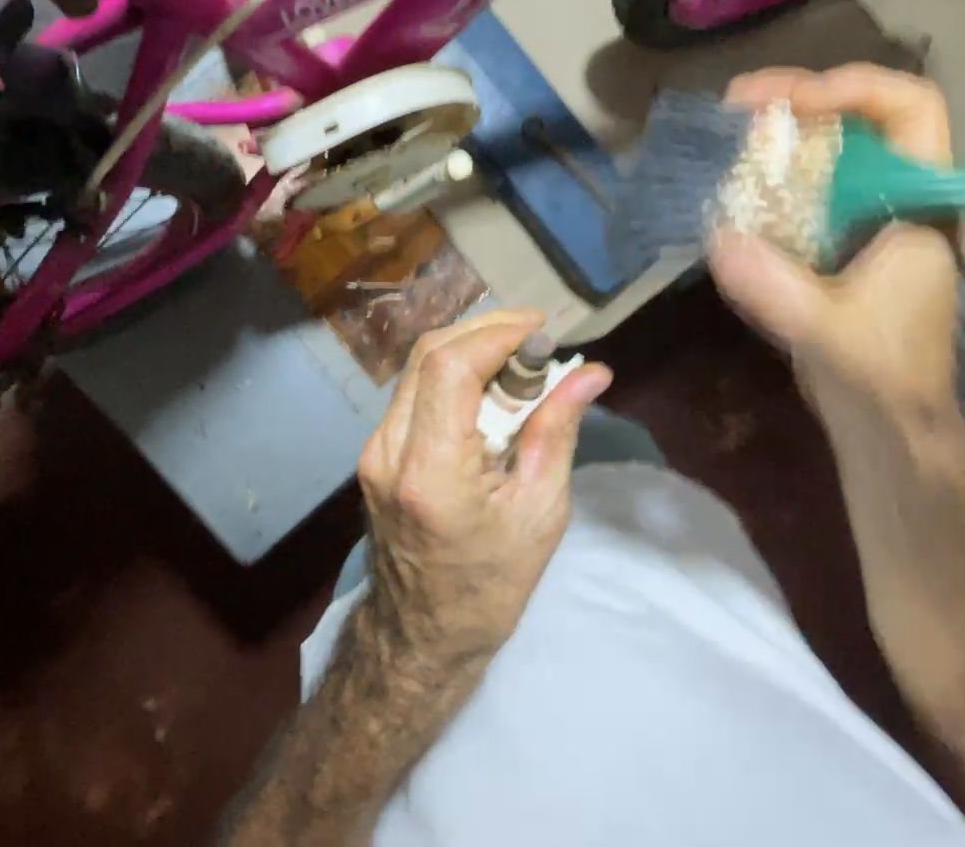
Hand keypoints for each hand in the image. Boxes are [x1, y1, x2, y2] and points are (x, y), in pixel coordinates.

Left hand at [355, 309, 612, 666]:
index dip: (497, 334)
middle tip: (537, 339)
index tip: (543, 329)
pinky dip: (452, 375)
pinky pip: (413, 392)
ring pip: (417, 369)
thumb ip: (556, 431)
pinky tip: (489, 387)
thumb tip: (592, 372)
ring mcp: (373, 451)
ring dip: (469, 349)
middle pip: (427, 355)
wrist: (423, 635)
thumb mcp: (540, 511)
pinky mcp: (375, 454)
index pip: (450, 367)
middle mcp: (388, 451)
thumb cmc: (492, 585)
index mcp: (430, 472)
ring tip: (520, 359)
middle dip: (485, 332)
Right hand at [707, 65, 960, 419]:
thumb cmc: (880, 376)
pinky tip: (727, 189)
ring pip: (826, 155)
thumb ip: (778, 288)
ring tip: (725, 133)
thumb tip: (717, 239)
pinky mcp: (832, 249)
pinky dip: (763, 181)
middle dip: (798, 100)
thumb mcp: (828, 333)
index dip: (854, 87)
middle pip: (857, 121)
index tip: (790, 102)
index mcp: (917, 204)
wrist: (884, 425)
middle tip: (735, 104)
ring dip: (776, 137)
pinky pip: (799, 195)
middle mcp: (894, 200)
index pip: (909, 109)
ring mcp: (862, 224)